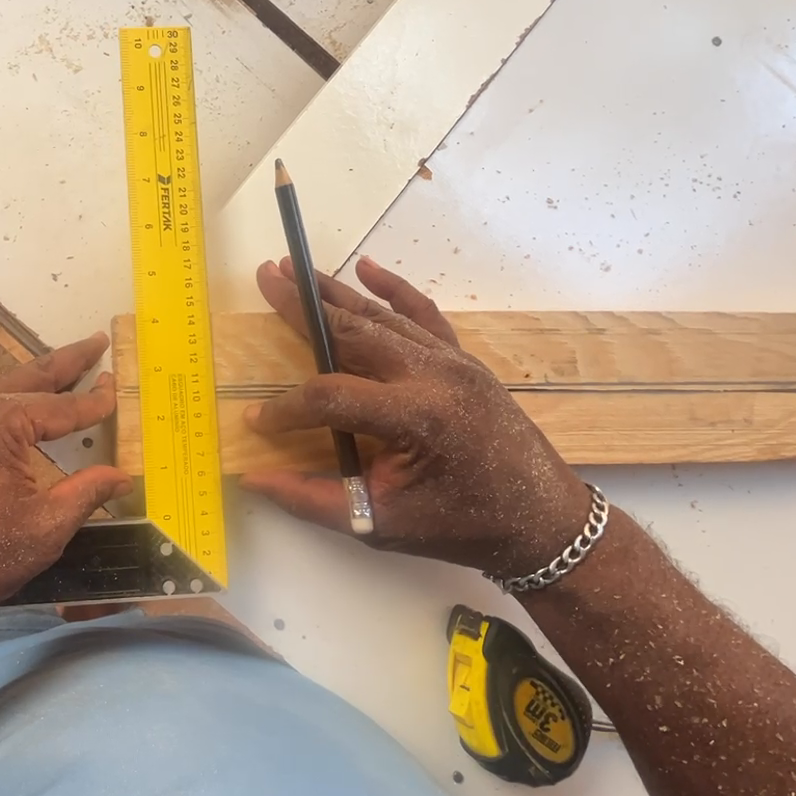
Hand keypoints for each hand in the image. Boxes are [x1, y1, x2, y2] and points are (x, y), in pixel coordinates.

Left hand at [0, 333, 130, 625]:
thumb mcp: (41, 531)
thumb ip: (85, 495)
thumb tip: (122, 475)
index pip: (60, 407)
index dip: (94, 402)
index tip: (120, 388)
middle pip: (27, 377)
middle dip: (66, 361)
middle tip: (95, 341)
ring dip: (31, 381)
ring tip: (61, 371)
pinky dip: (1, 402)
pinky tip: (12, 412)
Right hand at [242, 257, 593, 580]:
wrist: (542, 522)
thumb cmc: (460, 527)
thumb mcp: (380, 524)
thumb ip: (311, 499)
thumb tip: (254, 478)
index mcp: (416, 417)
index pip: (330, 397)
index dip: (286, 409)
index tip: (257, 421)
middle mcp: (433, 375)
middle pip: (351, 331)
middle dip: (301, 306)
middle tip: (266, 277)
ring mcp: (452, 361)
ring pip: (380, 316)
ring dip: (334, 290)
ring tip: (293, 268)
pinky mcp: (463, 359)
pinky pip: (423, 314)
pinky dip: (394, 288)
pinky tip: (366, 268)